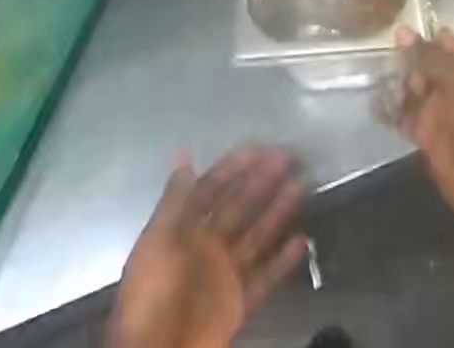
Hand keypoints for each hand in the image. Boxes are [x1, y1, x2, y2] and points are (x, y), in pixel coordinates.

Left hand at [108, 148, 308, 347]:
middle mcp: (205, 248)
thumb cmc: (151, 296)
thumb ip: (175, 201)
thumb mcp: (156, 242)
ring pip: (256, 235)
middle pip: (238, 207)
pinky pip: (265, 277)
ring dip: (278, 211)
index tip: (257, 150)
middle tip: (287, 159)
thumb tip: (184, 156)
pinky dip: (283, 261)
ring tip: (301, 187)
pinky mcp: (237, 304)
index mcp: (183, 231)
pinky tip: (302, 240)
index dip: (232, 169)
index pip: (210, 190)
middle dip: (261, 182)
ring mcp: (224, 275)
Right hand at [391, 28, 453, 239]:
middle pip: (421, 63)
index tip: (390, 30)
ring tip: (368, 77)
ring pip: (410, 88)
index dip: (418, 33)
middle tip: (373, 55)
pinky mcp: (425, 133)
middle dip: (400, 59)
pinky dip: (388, 110)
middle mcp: (451, 83)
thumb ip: (429, 56)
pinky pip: (403, 115)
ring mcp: (438, 109)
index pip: (441, 40)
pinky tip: (373, 103)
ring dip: (392, 83)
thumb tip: (403, 31)